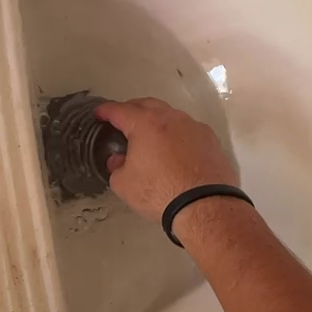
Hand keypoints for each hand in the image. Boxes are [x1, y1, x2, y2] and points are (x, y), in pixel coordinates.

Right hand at [94, 98, 238, 222]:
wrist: (205, 207)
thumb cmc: (160, 192)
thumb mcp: (124, 184)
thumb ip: (116, 167)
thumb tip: (119, 161)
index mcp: (145, 124)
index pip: (119, 110)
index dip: (106, 111)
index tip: (100, 113)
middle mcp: (171, 119)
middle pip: (147, 105)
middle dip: (131, 109)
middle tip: (122, 120)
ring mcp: (194, 127)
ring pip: (170, 115)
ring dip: (157, 120)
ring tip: (149, 136)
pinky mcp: (211, 141)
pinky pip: (188, 130)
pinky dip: (177, 134)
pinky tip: (174, 149)